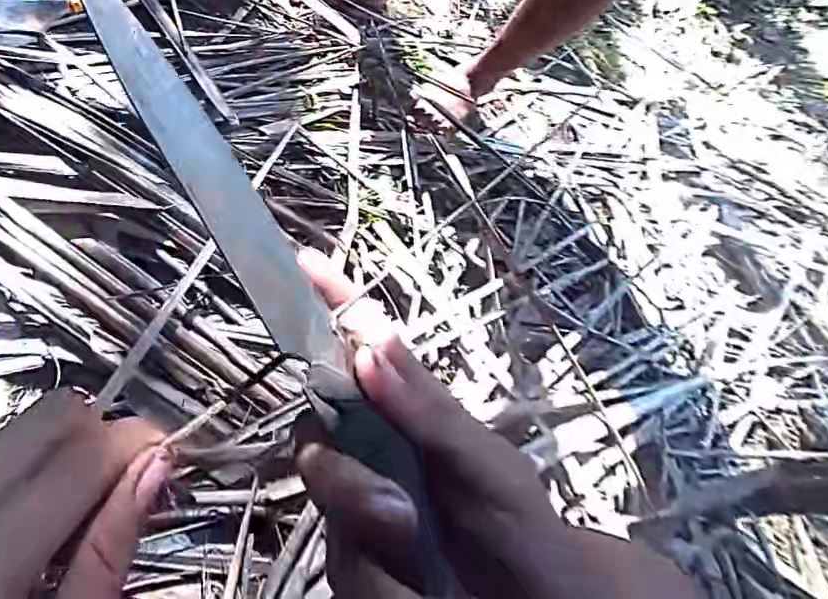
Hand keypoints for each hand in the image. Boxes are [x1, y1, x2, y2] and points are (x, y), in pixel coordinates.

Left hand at [0, 391, 170, 598]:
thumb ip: (101, 563)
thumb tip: (154, 466)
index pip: (70, 458)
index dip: (131, 442)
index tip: (167, 455)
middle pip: (45, 420)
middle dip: (100, 438)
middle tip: (127, 486)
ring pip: (13, 433)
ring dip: (64, 456)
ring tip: (81, 514)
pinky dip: (24, 478)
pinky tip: (31, 532)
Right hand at [292, 249, 696, 597]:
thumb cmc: (522, 526)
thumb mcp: (489, 466)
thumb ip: (429, 409)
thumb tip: (369, 347)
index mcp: (398, 403)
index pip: (355, 342)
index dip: (327, 300)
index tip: (304, 261)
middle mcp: (365, 443)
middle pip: (316, 431)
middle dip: (346, 477)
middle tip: (400, 515)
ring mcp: (354, 499)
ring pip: (326, 502)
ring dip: (373, 538)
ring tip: (429, 573)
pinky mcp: (352, 558)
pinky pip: (345, 567)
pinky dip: (386, 588)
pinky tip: (422, 592)